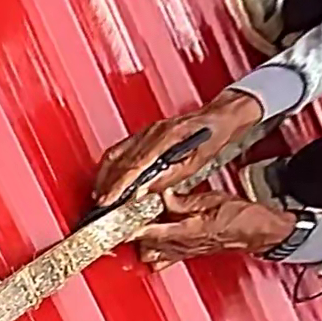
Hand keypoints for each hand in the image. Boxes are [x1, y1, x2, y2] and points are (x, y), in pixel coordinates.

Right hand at [93, 89, 263, 205]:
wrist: (221, 115)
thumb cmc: (213, 135)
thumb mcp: (196, 162)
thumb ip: (168, 178)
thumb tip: (145, 192)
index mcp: (165, 138)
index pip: (133, 166)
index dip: (118, 186)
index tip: (108, 200)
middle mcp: (152, 133)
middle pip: (119, 162)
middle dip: (106, 186)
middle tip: (100, 205)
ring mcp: (146, 132)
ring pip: (115, 156)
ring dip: (105, 178)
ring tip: (101, 195)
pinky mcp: (143, 134)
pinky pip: (119, 150)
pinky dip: (109, 167)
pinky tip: (108, 179)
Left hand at [136, 189, 295, 267]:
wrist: (260, 233)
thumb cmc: (243, 217)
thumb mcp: (213, 200)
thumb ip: (185, 200)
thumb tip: (164, 195)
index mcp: (189, 231)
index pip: (153, 233)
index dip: (135, 229)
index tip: (123, 223)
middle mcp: (183, 246)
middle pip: (146, 247)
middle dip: (135, 237)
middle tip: (129, 222)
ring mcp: (183, 254)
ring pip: (152, 256)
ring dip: (143, 244)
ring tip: (138, 230)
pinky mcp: (186, 255)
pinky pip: (163, 259)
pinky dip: (154, 252)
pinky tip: (151, 242)